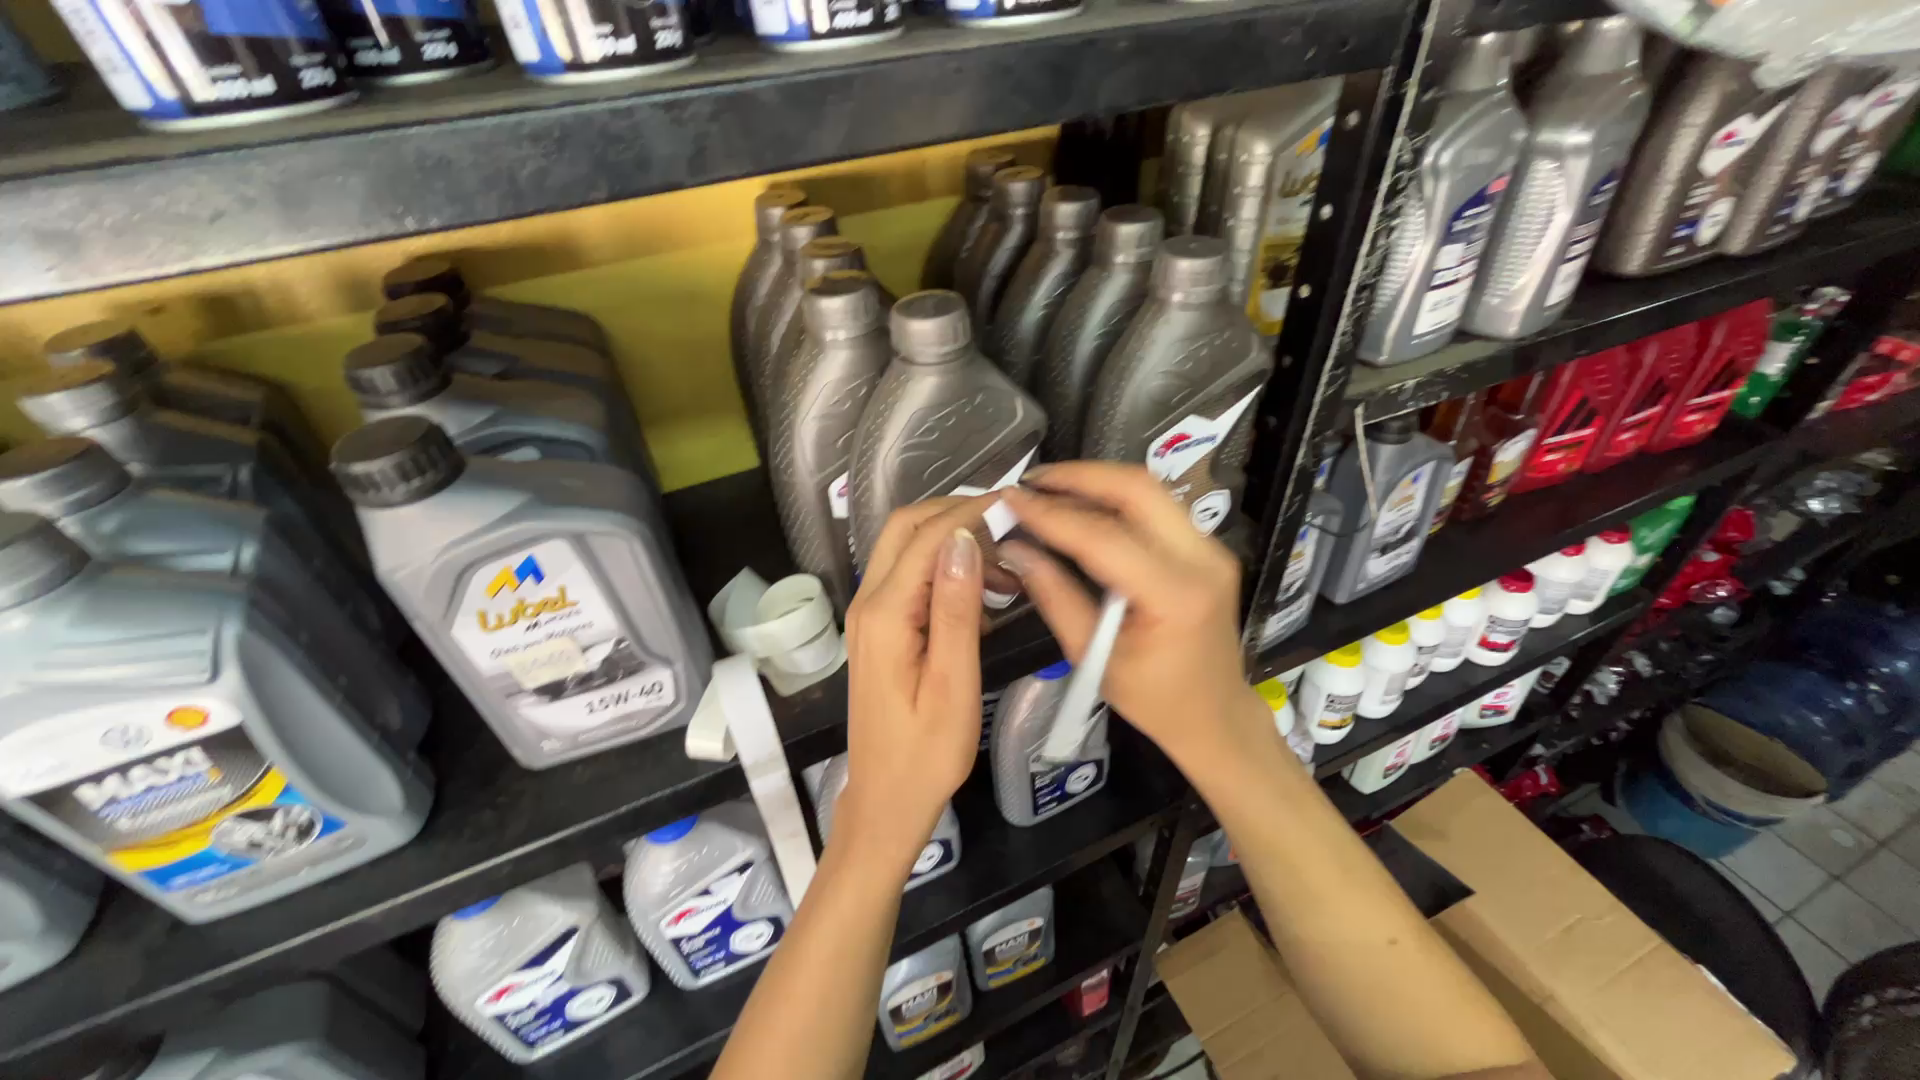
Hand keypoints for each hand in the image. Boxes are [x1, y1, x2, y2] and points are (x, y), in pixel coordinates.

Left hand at [837, 496, 992, 864]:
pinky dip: (945, 569)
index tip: (1019, 506)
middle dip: (957, 514)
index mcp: (886, 614)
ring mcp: (869, 616)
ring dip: (952, 541)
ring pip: (906, 549)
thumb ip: (956, 609)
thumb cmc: (926, 753)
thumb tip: (964, 538)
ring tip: (1007, 567)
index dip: (972, 512)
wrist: (885, 801)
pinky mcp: (879, 630)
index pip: (928, 536)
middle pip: (907, 528)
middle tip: (1011, 526)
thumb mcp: (953, 684)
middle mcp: (868, 603)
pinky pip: (909, 578)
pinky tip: (983, 596)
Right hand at [999, 463, 1273, 767]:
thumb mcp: (1093, 656)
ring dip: (1096, 482)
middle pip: (1138, 489)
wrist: (1216, 715)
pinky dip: (1114, 499)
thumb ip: (1054, 596)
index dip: (1052, 514)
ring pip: (1149, 490)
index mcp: (1175, 596)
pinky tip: (1080, 507)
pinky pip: (1156, 507)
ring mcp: (1211, 548)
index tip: (1011, 498)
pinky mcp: (1206, 547)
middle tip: (1031, 481)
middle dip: (1079, 476)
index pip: (1104, 537)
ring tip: (1048, 488)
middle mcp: (1202, 559)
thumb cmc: (1153, 700)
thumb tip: (1014, 548)